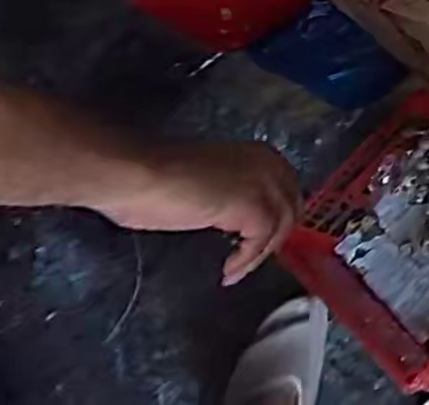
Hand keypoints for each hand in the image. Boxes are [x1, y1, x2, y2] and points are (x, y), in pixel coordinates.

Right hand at [92, 142, 300, 284]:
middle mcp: (270, 165)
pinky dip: (248, 258)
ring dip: (261, 253)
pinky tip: (228, 272)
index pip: (286, 189)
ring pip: (281, 223)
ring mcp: (263, 183)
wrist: (139, 175)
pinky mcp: (250, 204)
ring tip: (236, 272)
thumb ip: (230, 191)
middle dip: (275, 236)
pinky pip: (262, 236)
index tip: (259, 240)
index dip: (277, 217)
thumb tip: (230, 214)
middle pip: (290, 205)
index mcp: (261, 156)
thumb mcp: (209, 182)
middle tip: (251, 259)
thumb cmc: (159, 179)